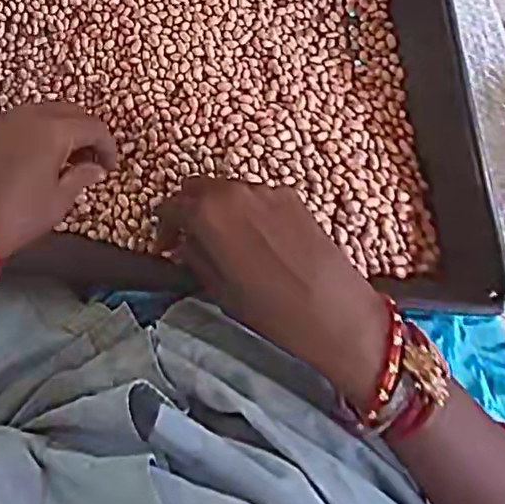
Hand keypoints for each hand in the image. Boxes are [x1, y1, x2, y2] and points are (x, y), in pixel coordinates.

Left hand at [0, 101, 115, 257]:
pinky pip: (28, 119)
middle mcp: (33, 114)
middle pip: (72, 112)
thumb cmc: (17, 213)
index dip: (107, 146)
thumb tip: (95, 168)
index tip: (110, 166)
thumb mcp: (58, 201)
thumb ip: (81, 177)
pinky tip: (43, 155)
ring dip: (65, 129)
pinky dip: (43, 130)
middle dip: (87, 133)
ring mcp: (10, 118)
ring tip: (69, 159)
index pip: (93, 127)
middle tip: (93, 160)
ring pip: (49, 112)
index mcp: (56, 129)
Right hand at [158, 178, 392, 400]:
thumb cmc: (273, 312)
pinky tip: (257, 239)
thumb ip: (195, 257)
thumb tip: (185, 244)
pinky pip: (255, 196)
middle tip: (188, 238)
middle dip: (188, 209)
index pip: (172, 206)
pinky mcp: (291, 195)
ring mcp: (265, 189)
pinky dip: (245, 210)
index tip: (165, 246)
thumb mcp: (220, 289)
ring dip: (216, 207)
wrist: (340, 316)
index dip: (164, 226)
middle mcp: (234, 190)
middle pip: (197, 187)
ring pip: (227, 189)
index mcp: (208, 212)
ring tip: (224, 240)